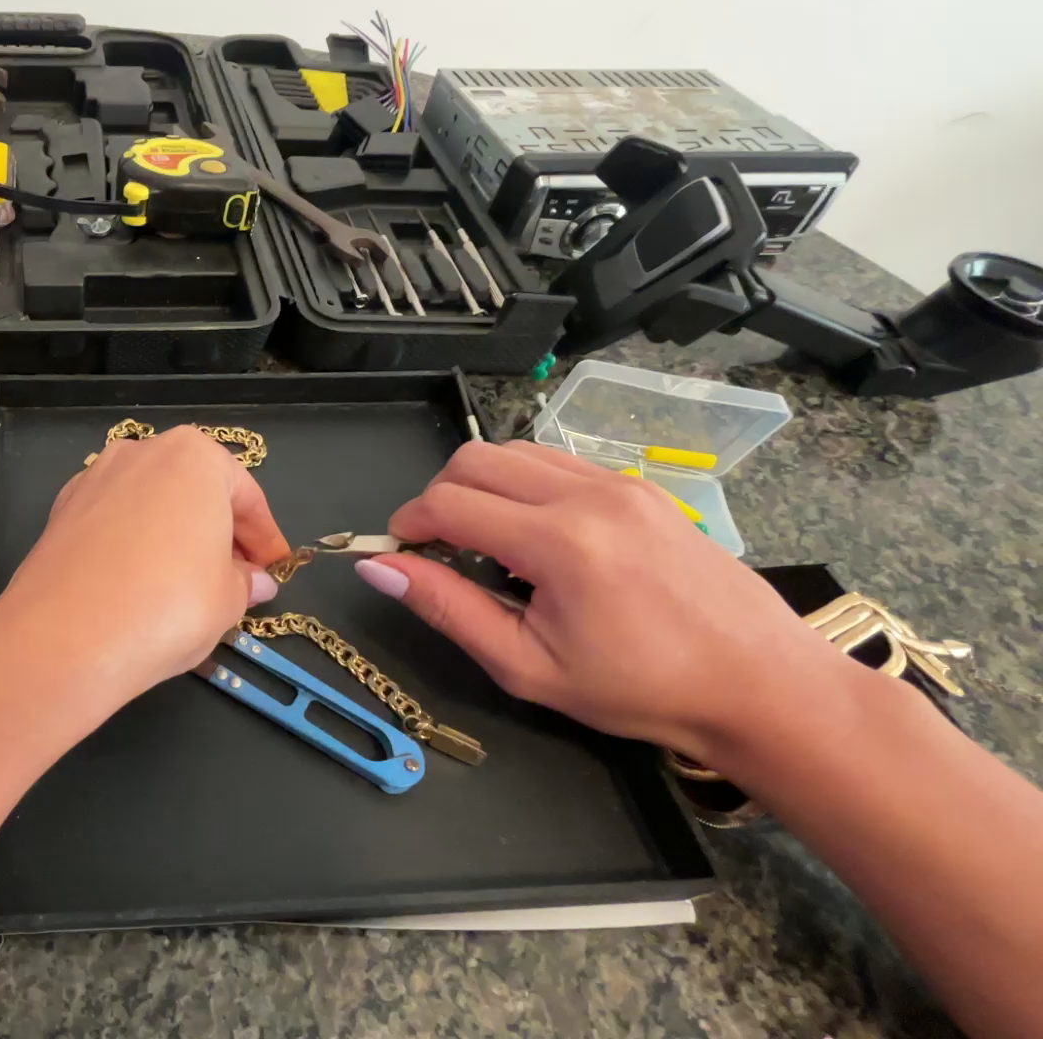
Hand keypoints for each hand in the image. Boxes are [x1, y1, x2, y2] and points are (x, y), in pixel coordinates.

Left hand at [0, 426, 290, 717]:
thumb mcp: (228, 599)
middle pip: (194, 491)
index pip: (245, 495)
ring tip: (187, 582)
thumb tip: (253, 579)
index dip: (264, 538)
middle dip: (218, 531)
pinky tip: (139, 582)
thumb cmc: (170, 605)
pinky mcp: (61, 510)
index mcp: (195, 456)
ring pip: (150, 504)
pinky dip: (133, 544)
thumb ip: (244, 581)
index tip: (273, 569)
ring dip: (174, 535)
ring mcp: (94, 478)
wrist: (67, 635)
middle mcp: (141, 452)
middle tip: (235, 577)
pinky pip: (114, 522)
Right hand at [354, 440, 852, 764]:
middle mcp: (588, 494)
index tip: (401, 556)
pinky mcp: (639, 486)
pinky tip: (532, 533)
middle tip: (439, 549)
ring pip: (513, 452)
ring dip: (477, 486)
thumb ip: (447, 607)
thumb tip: (378, 568)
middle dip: (437, 497)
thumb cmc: (638, 689)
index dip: (408, 525)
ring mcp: (620, 483)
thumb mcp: (525, 664)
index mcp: (560, 541)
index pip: (448, 502)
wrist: (763, 685)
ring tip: (485, 541)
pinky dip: (519, 484)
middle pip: (474, 459)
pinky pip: (554, 462)